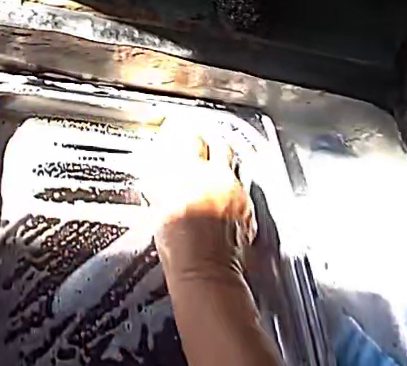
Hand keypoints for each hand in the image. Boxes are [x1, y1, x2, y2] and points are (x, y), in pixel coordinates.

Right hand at [146, 123, 255, 282]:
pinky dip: (231, 186)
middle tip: (198, 144)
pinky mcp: (248, 207)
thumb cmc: (177, 246)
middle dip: (207, 140)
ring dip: (221, 162)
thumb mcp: (158, 206)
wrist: (205, 275)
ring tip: (210, 171)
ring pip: (231, 162)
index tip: (177, 131)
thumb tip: (159, 171)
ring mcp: (235, 190)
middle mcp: (216, 174)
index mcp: (190, 170)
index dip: (182, 131)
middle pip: (216, 142)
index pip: (189, 135)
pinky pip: (240, 186)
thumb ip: (161, 182)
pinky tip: (221, 196)